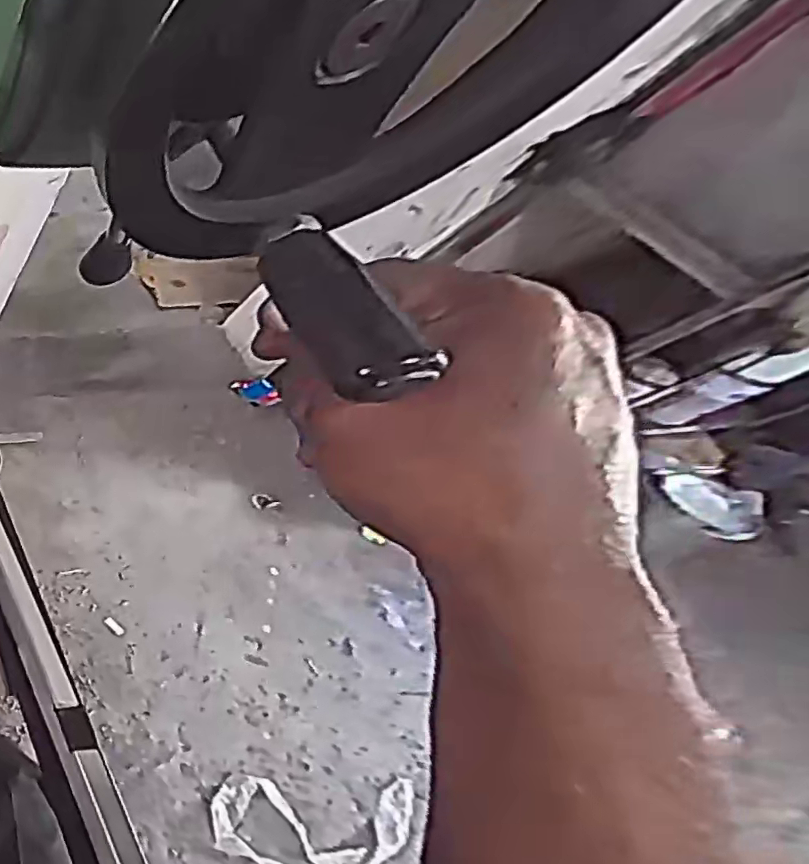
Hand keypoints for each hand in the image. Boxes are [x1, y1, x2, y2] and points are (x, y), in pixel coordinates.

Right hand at [252, 260, 638, 575]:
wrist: (534, 578)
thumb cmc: (469, 506)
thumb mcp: (342, 431)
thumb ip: (305, 381)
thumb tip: (295, 355)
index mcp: (510, 313)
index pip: (386, 285)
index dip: (314, 316)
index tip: (286, 338)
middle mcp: (559, 334)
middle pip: (420, 325)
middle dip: (354, 360)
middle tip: (311, 391)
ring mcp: (578, 380)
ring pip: (451, 364)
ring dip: (391, 391)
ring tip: (354, 432)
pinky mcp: (575, 421)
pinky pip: (484, 398)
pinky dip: (435, 414)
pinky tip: (403, 450)